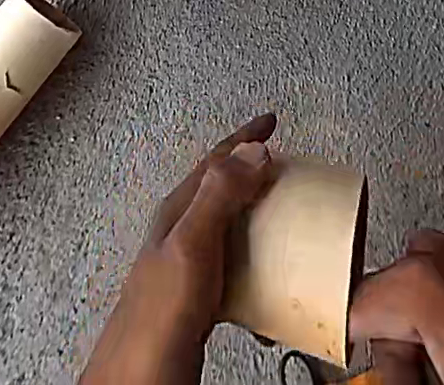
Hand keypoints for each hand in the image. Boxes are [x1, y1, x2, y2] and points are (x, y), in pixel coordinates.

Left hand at [82, 113, 279, 384]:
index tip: (271, 121)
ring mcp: (190, 266)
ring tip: (287, 218)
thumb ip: (218, 197)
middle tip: (286, 165)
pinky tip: (273, 285)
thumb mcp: (190, 247)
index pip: (216, 160)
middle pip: (224, 187)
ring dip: (260, 214)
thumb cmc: (156, 321)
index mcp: (179, 212)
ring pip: (232, 224)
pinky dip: (260, 265)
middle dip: (255, 170)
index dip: (245, 137)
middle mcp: (183, 232)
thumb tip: (254, 151)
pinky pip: (238, 266)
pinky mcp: (201, 298)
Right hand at [349, 230, 443, 384]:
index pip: (352, 312)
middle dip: (397, 355)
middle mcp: (434, 255)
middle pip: (383, 308)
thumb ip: (398, 377)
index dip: (358, 356)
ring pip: (413, 303)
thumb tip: (381, 374)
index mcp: (420, 281)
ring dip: (423, 345)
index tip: (363, 373)